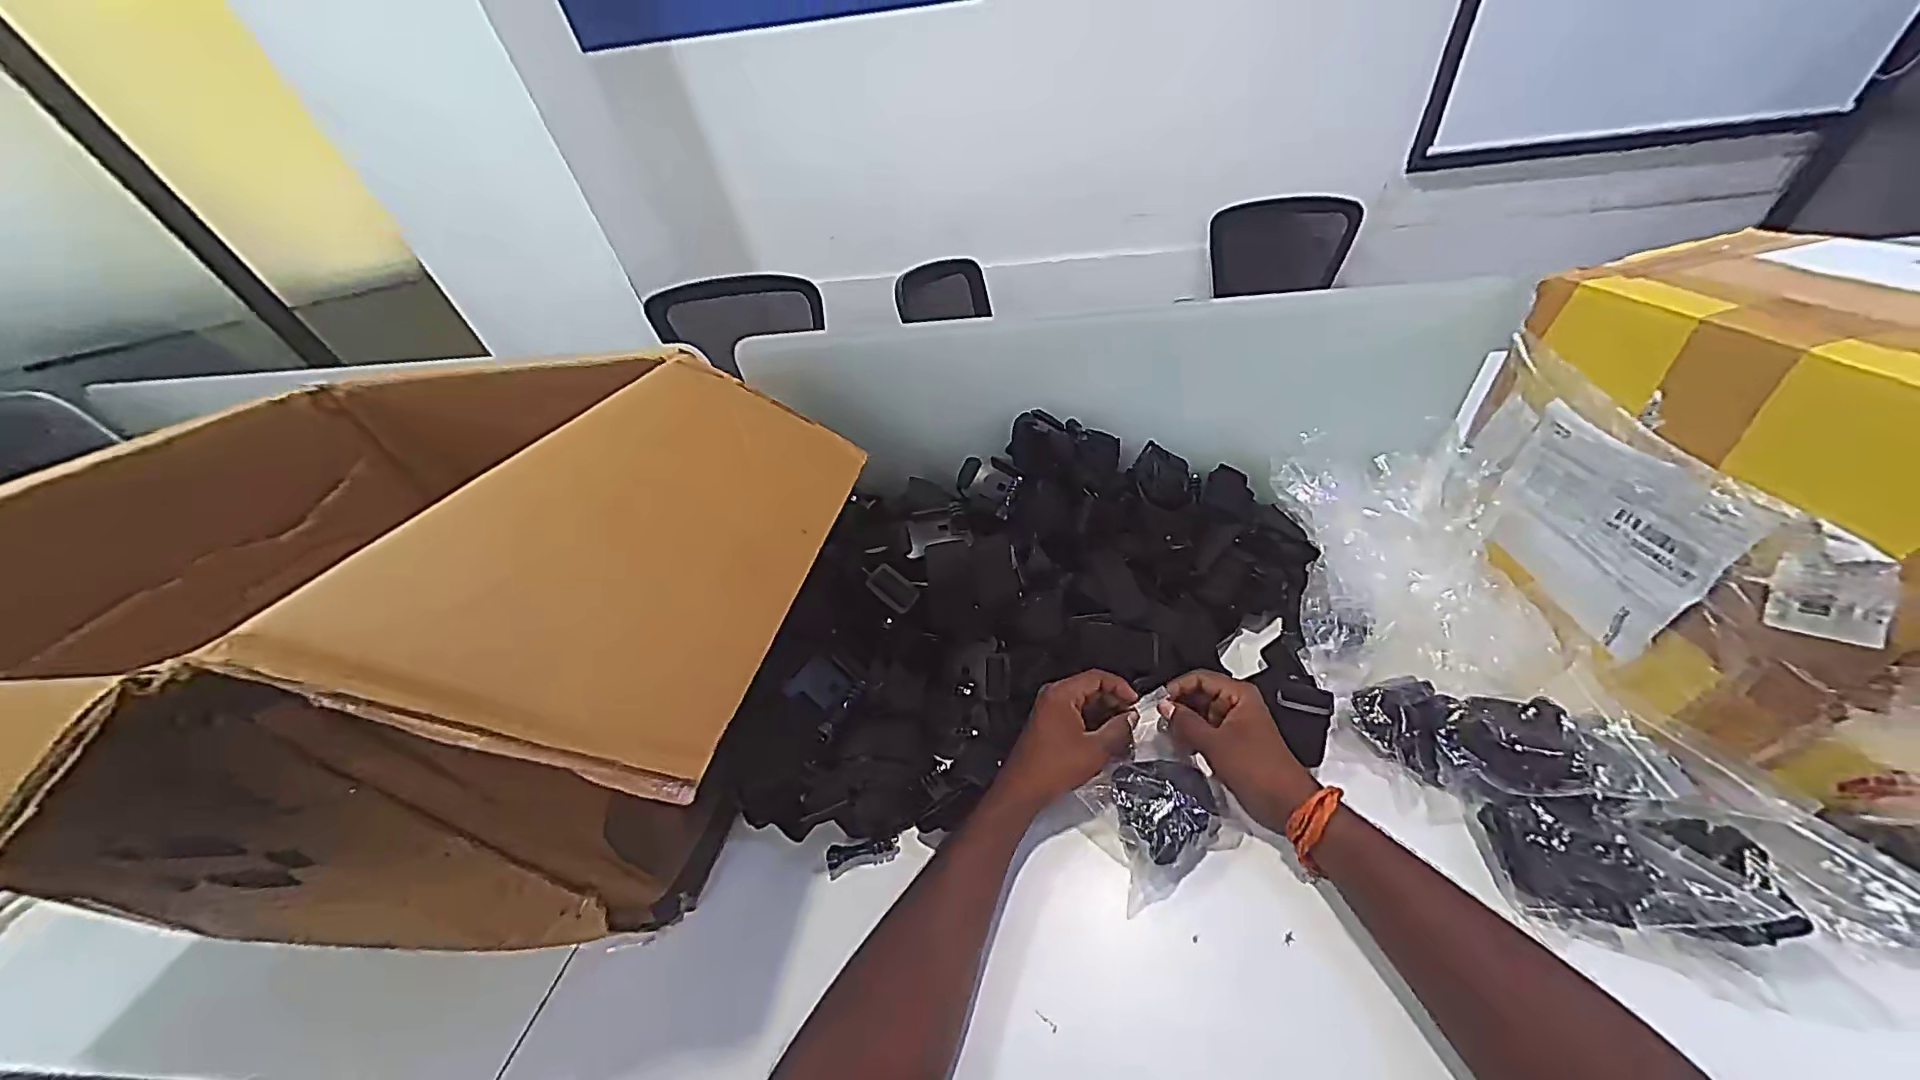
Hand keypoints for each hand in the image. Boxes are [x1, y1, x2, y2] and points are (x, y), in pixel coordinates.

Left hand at [994, 670, 1137, 811]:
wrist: (1024, 787)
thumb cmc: (1052, 768)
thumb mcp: (1096, 748)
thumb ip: (1119, 728)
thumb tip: (1130, 718)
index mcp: (1061, 694)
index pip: (1097, 677)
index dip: (1120, 687)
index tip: (1134, 701)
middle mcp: (1052, 697)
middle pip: (1090, 688)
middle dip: (1113, 702)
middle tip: (1130, 718)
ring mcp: (1048, 710)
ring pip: (1084, 703)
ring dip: (1104, 715)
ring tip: (1121, 731)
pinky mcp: (1048, 723)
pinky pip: (1074, 714)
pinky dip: (1091, 723)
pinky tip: (1105, 739)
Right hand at [1160, 670, 1319, 831]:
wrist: (1286, 804)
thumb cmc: (1262, 771)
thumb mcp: (1214, 743)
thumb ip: (1185, 722)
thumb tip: (1166, 707)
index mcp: (1240, 695)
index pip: (1199, 678)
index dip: (1177, 688)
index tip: (1160, 702)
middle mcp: (1238, 706)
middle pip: (1199, 695)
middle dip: (1179, 707)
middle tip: (1162, 721)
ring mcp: (1235, 725)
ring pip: (1201, 715)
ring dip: (1185, 725)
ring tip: (1172, 736)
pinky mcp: (1232, 743)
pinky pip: (1206, 732)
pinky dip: (1194, 738)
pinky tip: (1184, 747)